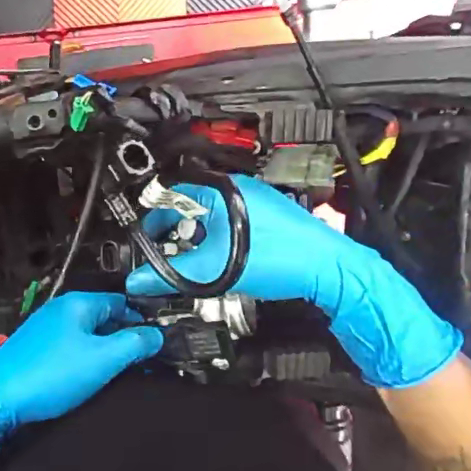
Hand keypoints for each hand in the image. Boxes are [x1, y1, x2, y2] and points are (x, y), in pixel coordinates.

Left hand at [0, 292, 162, 467]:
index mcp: (77, 304)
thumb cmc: (51, 375)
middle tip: (142, 364)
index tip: (157, 343)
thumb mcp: (103, 359)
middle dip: (124, 339)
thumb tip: (156, 335)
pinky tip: (88, 380)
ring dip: (104, 353)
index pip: (122, 303)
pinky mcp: (34, 351)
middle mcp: (60, 311)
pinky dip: (84, 361)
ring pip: (87, 336)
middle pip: (104, 319)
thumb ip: (134, 343)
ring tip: (118, 375)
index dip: (142, 321)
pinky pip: (69, 350)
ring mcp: (44, 330)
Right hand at [125, 173, 461, 387]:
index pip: (172, 196)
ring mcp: (256, 201)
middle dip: (173, 231)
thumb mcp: (215, 270)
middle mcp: (239, 189)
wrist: (331, 270)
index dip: (153, 219)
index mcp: (223, 190)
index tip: (145, 239)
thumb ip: (172, 276)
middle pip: (189, 206)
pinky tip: (218, 258)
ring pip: (210, 215)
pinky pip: (229, 222)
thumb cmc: (283, 259)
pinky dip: (216, 238)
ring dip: (195, 237)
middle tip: (164, 253)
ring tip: (189, 259)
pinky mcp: (268, 216)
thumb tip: (139, 281)